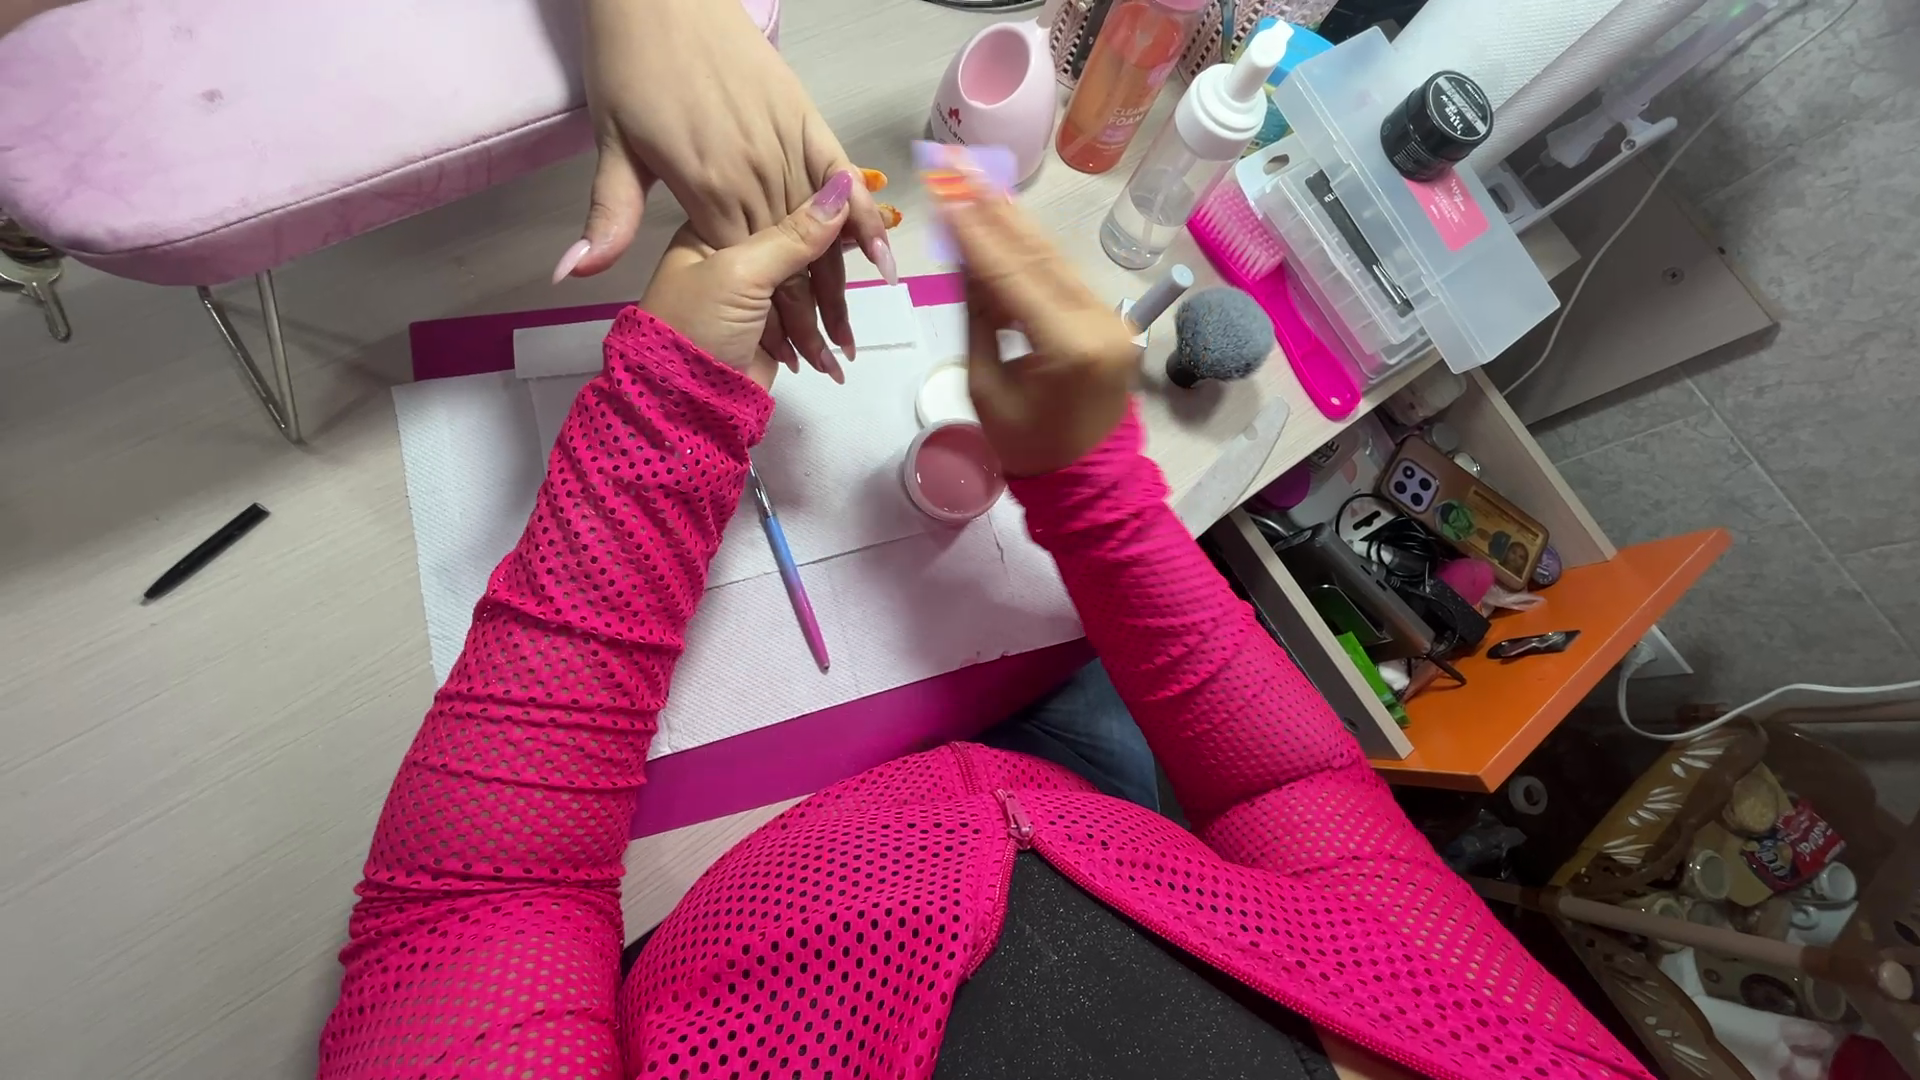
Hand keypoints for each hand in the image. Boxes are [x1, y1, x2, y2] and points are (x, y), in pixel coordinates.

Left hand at [563, 0, 894, 380]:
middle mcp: (749, 176)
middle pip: (789, 259)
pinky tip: (880, 251)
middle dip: (813, 315)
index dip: (770, 316)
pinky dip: (864, 213)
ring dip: (839, 284)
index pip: (748, 270)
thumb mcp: (608, 149)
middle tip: (835, 356)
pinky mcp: (805, 119)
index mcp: (704, 192)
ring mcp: (781, 147)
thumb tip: (575, 275)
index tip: (791, 357)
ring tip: (853, 328)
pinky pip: (841, 176)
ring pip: (818, 230)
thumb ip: (608, 220)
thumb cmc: (625, 67)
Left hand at [638, 171, 854, 390]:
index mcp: (717, 228)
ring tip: (860, 304)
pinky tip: (841, 346)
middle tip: (881, 256)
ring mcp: (751, 299)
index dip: (824, 211)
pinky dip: (822, 340)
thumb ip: (795, 235)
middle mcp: (734, 258)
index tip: (867, 213)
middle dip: (836, 265)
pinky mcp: (766, 333)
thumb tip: (845, 187)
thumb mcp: (743, 272)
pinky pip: (804, 326)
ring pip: (807, 292)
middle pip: (799, 251)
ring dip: (832, 313)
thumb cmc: (700, 323)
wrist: (684, 397)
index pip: (780, 206)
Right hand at [944, 185, 1138, 475]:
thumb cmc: (1025, 446)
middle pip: (1038, 254)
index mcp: (1068, 348)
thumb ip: (978, 317)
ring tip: (976, 179)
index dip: (974, 231)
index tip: (943, 190)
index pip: (1013, 275)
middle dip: (993, 209)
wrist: (1084, 477)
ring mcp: (1111, 319)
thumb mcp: (986, 386)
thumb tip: (963, 255)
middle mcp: (1099, 323)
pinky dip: (1033, 251)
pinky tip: (1007, 221)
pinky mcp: (1111, 320)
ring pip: (1054, 259)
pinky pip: (1065, 277)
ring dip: (1013, 222)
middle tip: (957, 165)